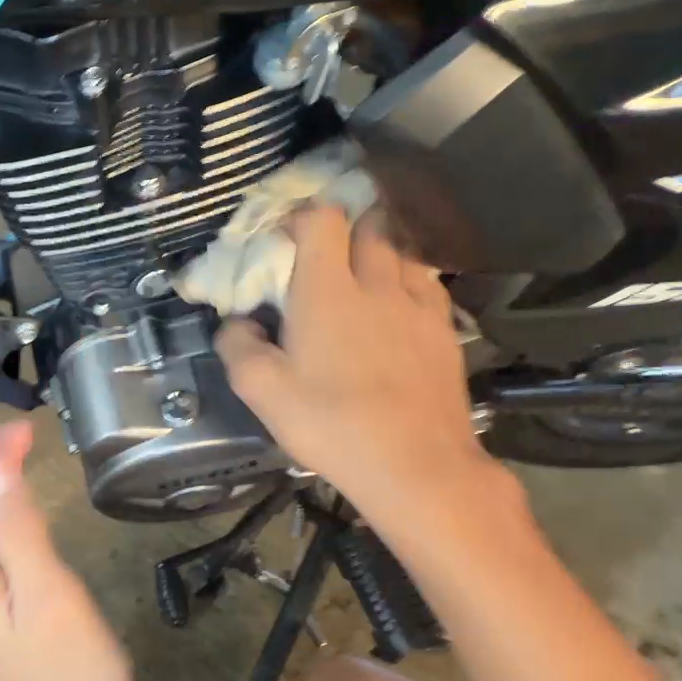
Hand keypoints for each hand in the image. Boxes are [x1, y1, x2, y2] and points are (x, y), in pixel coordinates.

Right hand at [215, 204, 500, 515]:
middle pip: (368, 224)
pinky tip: (395, 298)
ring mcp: (418, 303)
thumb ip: (237, 347)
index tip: (282, 237)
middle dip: (343, 224)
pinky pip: (425, 280)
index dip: (300, 217)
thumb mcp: (259, 392)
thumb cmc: (329, 424)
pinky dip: (406, 274)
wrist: (415, 463)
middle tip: (319, 247)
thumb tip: (237, 323)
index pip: (322, 220)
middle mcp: (377, 283)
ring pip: (401, 248)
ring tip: (358, 266)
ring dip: (377, 246)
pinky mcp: (444, 327)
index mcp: (326, 292)